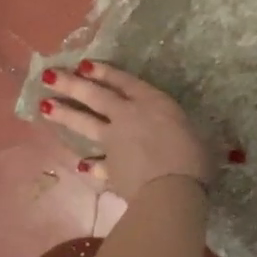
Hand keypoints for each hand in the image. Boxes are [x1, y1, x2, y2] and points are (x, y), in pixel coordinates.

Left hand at [40, 61, 209, 201]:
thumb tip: (212, 143)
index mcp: (153, 103)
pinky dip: (89, 164)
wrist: (171, 192)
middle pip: (95, 97)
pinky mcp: (111, 169)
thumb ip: (192, 136)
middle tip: (48, 76)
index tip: (85, 64)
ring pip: (85, 124)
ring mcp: (115, 143)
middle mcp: (128, 117)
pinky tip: (81, 165)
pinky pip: (97, 165)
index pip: (124, 82)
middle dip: (71, 85)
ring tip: (44, 107)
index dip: (105, 72)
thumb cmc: (194, 158)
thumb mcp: (202, 139)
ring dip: (64, 115)